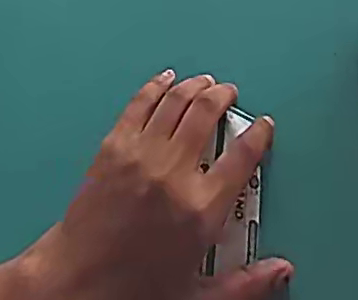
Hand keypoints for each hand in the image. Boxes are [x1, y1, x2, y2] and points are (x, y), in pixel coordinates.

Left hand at [20, 72, 290, 299]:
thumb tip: (282, 270)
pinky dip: (156, 86)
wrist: (76, 284)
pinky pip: (141, 103)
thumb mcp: (198, 296)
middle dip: (223, 97)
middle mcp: (173, 172)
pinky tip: (165, 79)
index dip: (257, 136)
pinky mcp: (115, 145)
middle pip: (207, 114)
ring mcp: (142, 153)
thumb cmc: (133, 292)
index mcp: (200, 209)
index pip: (242, 158)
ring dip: (194, 86)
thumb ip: (245, 283)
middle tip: (228, 93)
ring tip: (204, 82)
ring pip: (176, 101)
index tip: (263, 126)